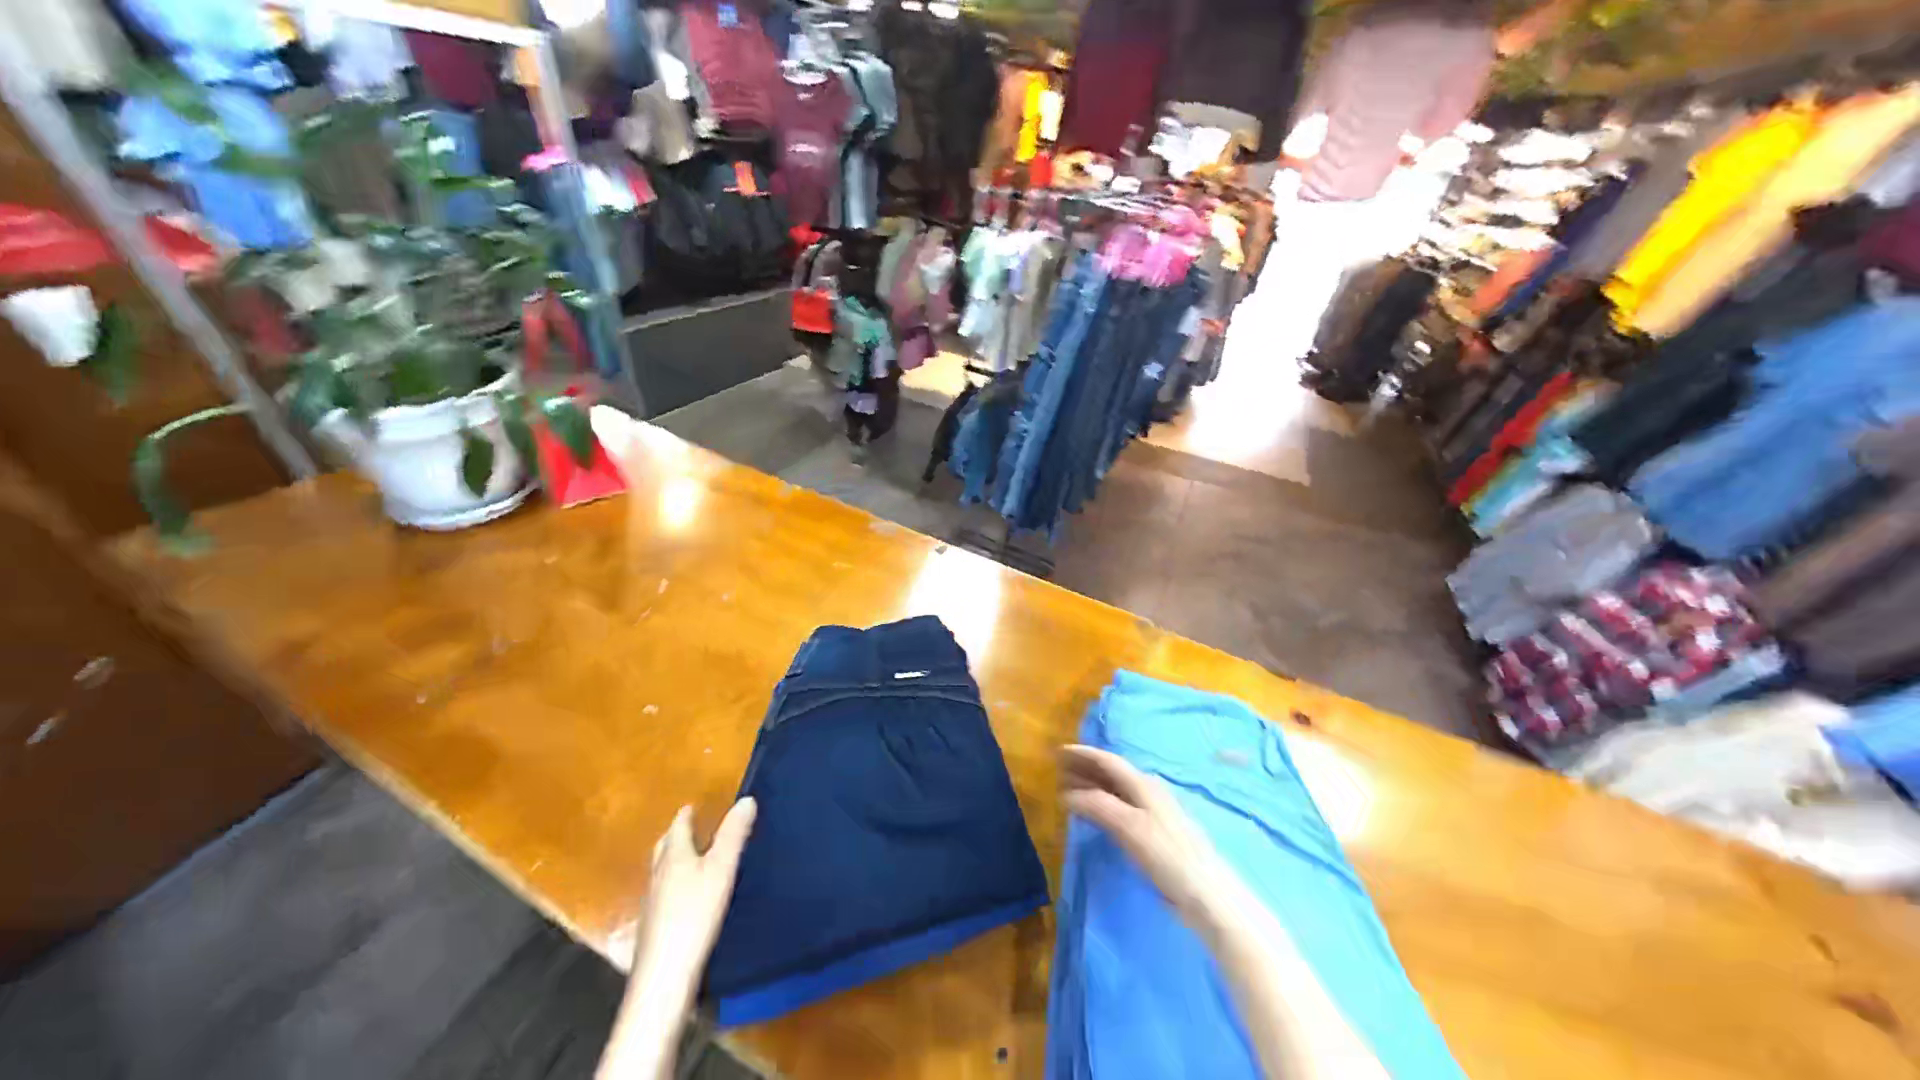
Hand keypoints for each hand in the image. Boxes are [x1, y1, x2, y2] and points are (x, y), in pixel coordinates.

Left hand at [632, 798, 756, 992]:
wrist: (664, 976)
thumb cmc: (695, 914)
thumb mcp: (722, 870)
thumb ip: (734, 835)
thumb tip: (746, 799)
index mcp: (674, 856)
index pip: (678, 827)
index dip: (686, 815)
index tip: (693, 806)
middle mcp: (657, 875)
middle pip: (664, 847)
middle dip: (676, 835)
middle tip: (691, 829)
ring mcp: (651, 903)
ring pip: (660, 871)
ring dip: (672, 860)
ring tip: (689, 860)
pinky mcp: (651, 927)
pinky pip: (661, 894)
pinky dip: (671, 885)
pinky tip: (682, 898)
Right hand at [1061, 746, 1237, 925]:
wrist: (1206, 892)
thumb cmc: (1167, 854)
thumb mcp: (1129, 826)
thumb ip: (1098, 805)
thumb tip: (1068, 794)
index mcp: (1143, 784)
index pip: (1108, 761)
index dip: (1083, 755)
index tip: (1058, 752)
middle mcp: (1148, 792)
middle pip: (1111, 774)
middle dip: (1084, 769)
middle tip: (1058, 771)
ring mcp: (1152, 813)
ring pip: (1115, 791)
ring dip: (1091, 787)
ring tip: (1068, 790)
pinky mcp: (1153, 834)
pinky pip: (1120, 808)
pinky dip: (1101, 804)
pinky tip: (1093, 815)